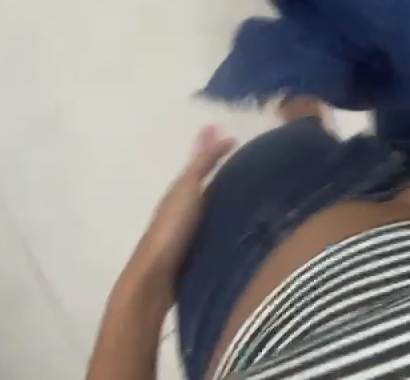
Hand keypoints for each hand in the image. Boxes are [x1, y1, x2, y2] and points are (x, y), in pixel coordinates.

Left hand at [124, 126, 236, 299]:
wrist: (154, 280)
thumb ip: (201, 163)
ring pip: (211, 208)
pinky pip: (217, 229)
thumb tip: (213, 129)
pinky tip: (244, 227)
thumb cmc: (171, 229)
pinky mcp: (198, 254)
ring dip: (227, 198)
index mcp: (181, 190)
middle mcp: (185, 208)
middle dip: (223, 173)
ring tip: (255, 194)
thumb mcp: (187, 188)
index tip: (236, 138)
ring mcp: (190, 232)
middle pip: (206, 185)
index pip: (202, 164)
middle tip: (251, 163)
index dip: (216, 151)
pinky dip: (228, 221)